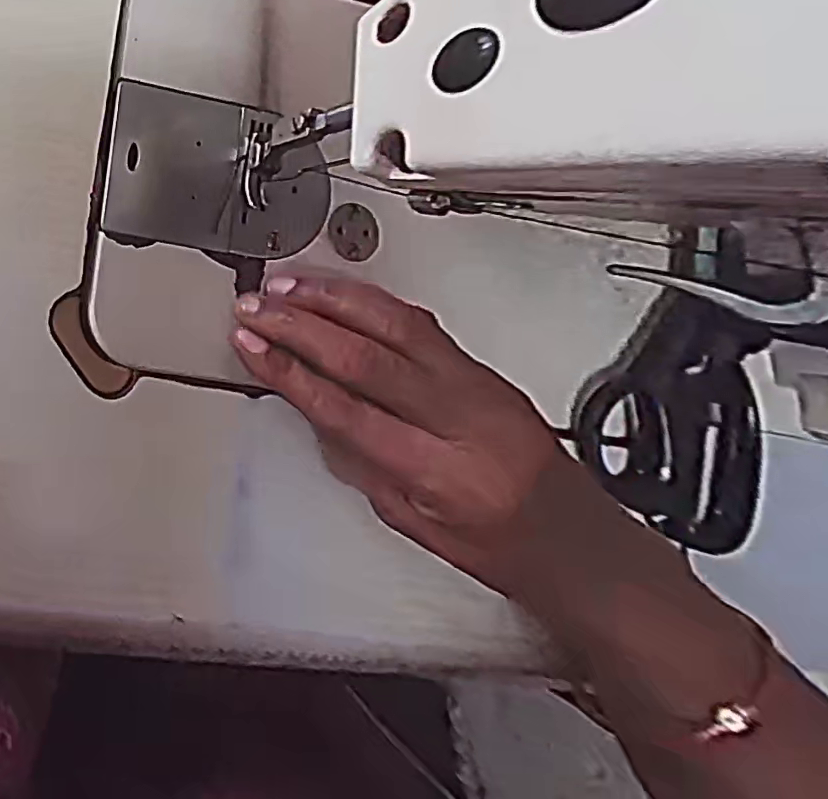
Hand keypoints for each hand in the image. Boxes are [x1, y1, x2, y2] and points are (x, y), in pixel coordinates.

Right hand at [230, 274, 664, 604]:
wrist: (575, 538)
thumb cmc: (493, 540)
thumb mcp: (406, 518)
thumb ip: (356, 458)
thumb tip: (309, 402)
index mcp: (436, 471)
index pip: (344, 408)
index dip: (287, 371)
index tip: (251, 345)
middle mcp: (459, 417)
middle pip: (364, 356)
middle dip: (297, 326)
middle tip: (253, 309)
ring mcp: (474, 383)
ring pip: (392, 323)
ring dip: (329, 299)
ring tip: (282, 287)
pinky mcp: (479, 364)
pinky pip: (415, 319)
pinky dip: (367, 298)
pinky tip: (335, 288)